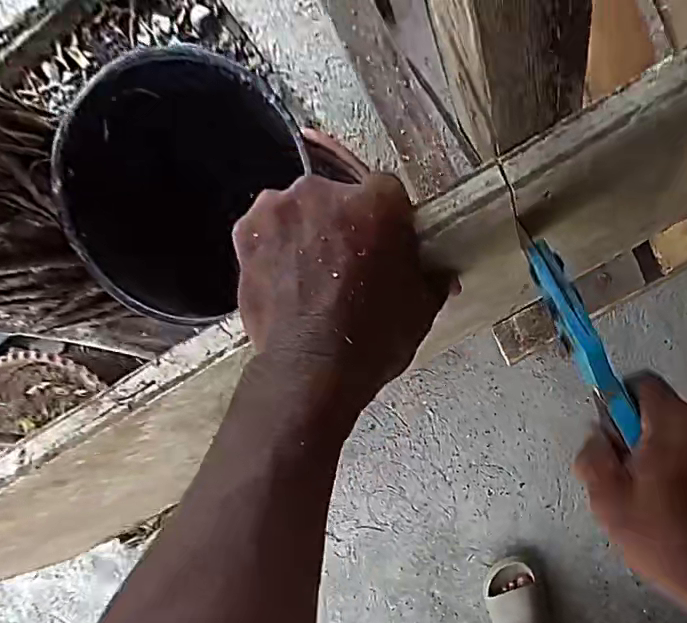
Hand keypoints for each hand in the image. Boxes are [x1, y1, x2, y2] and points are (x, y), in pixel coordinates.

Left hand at [232, 141, 449, 423]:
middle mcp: (324, 194)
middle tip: (357, 267)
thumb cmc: (371, 339)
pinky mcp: (246, 233)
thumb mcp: (420, 311)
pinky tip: (295, 284)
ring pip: (303, 212)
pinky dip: (281, 251)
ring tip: (322, 279)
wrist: (315, 368)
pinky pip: (270, 232)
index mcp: (377, 206)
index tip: (393, 241)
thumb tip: (440, 275)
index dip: (392, 219)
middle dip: (349, 225)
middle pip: (341, 198)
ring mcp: (279, 210)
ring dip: (312, 235)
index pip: (389, 190)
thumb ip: (430, 280)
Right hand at [575, 376, 686, 616]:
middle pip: (653, 410)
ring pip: (669, 433)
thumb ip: (593, 455)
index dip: (614, 407)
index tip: (609, 440)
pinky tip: (667, 505)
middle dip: (632, 438)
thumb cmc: (667, 540)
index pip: (638, 384)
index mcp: (677, 421)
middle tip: (626, 481)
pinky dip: (672, 468)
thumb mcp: (609, 499)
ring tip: (648, 500)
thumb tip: (598, 436)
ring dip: (652, 457)